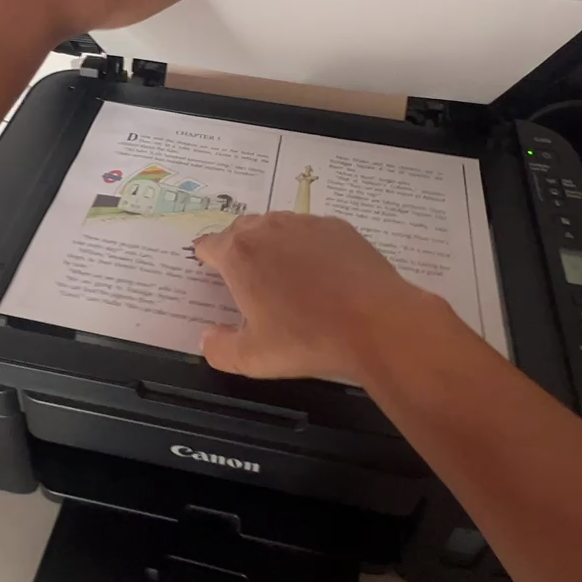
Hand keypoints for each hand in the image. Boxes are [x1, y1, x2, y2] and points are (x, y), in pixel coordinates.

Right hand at [192, 212, 456, 382]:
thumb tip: (206, 339)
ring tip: (284, 274)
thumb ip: (219, 349)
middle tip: (246, 277)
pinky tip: (320, 271)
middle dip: (237, 248)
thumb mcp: (253, 359)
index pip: (208, 244)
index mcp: (239, 254)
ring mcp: (304, 223)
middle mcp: (267, 228)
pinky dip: (306, 245)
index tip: (211, 272)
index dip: (206, 258)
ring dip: (272, 243)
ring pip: (276, 225)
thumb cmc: (306, 338)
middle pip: (240, 229)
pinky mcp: (337, 226)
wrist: (375, 321)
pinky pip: (310, 230)